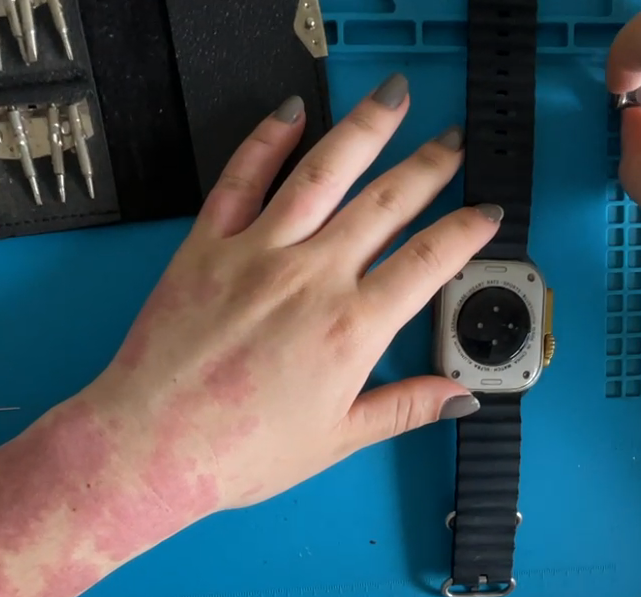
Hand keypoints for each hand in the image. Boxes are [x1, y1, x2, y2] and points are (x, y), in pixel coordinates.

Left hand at [73, 75, 498, 525]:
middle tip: (452, 142)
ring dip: (364, 129)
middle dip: (429, 167)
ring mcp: (257, 253)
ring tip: (392, 100)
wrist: (153, 444)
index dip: (466, 232)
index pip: (429, 262)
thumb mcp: (338, 439)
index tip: (487, 214)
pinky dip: (268, 140)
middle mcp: (312, 277)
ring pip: (323, 172)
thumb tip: (460, 396)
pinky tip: (291, 113)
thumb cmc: (241, 452)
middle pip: (386, 203)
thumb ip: (405, 409)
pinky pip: (242, 177)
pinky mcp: (207, 245)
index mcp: (352, 329)